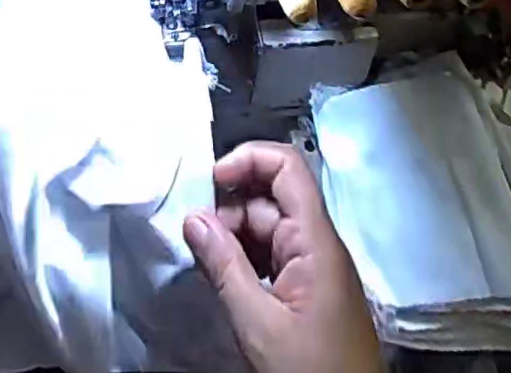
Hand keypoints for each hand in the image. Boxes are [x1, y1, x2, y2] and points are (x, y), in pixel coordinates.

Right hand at [184, 142, 382, 372]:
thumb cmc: (312, 370)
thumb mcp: (260, 324)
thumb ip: (226, 268)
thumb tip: (193, 218)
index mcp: (315, 237)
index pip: (287, 167)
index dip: (250, 159)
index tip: (211, 179)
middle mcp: (316, 240)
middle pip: (273, 196)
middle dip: (232, 203)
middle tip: (196, 230)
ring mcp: (312, 263)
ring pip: (268, 226)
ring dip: (234, 232)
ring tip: (204, 256)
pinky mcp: (305, 286)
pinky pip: (271, 253)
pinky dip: (244, 256)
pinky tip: (222, 272)